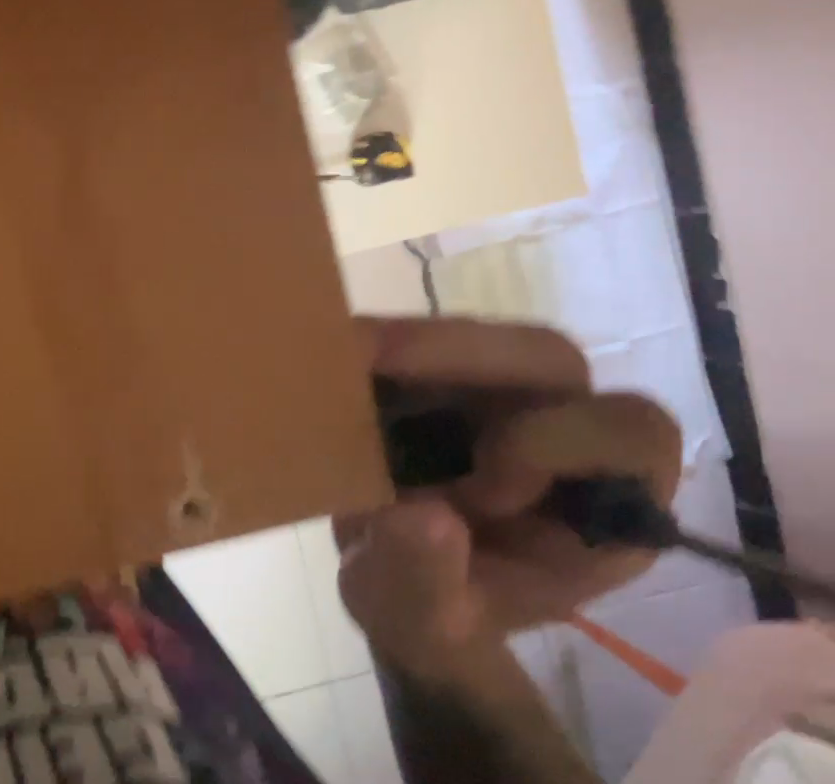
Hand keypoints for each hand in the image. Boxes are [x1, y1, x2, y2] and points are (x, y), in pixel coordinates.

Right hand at [337, 317, 682, 682]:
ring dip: (403, 347)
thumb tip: (422, 514)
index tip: (477, 490)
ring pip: (475, 337)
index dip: (555, 444)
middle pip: (546, 358)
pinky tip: (329, 370)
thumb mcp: (424, 619)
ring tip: (337, 368)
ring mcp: (493, 399)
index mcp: (603, 504)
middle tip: (371, 369)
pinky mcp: (435, 381)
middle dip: (459, 358)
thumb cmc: (431, 616)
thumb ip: (428, 578)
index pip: (626, 432)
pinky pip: (412, 342)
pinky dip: (367, 349)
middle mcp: (561, 433)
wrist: (389, 585)